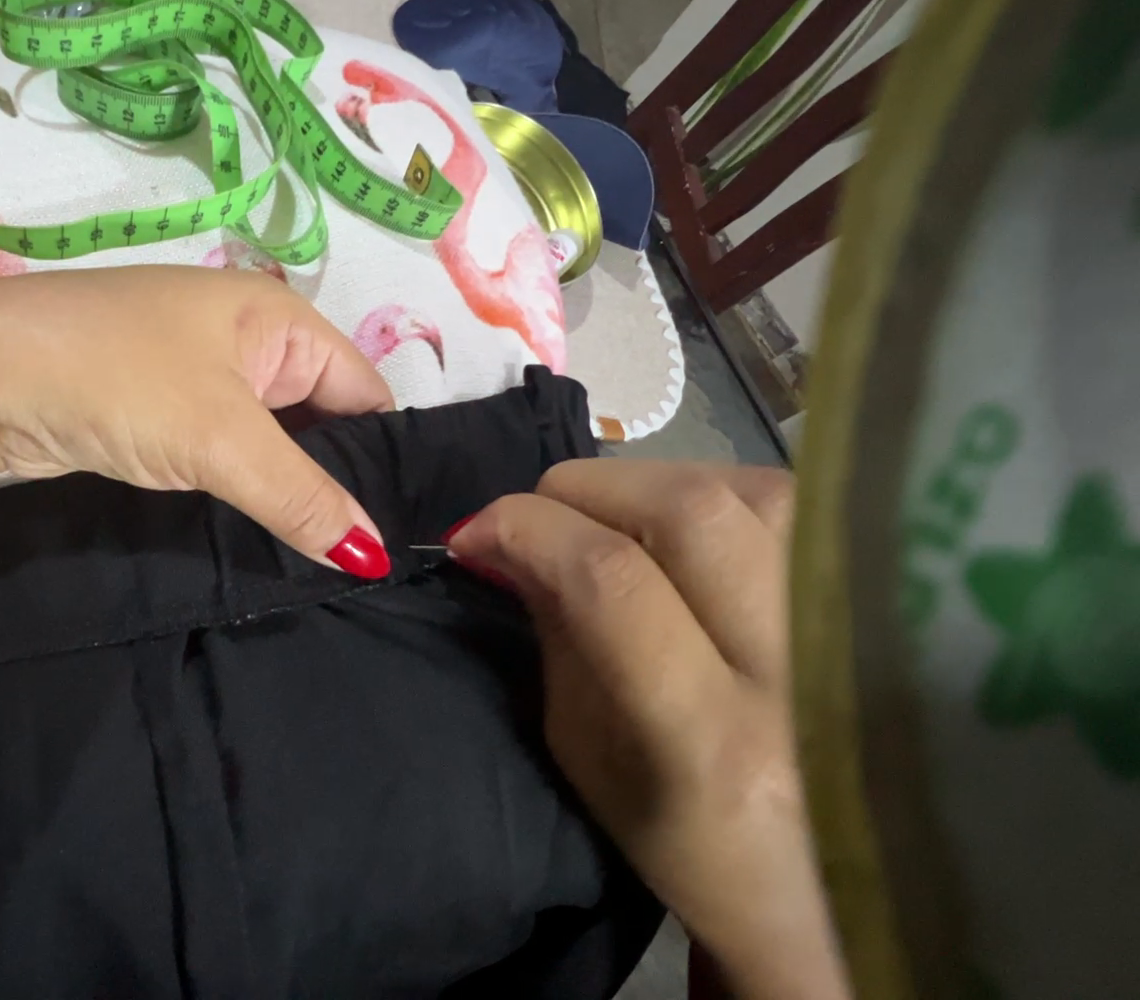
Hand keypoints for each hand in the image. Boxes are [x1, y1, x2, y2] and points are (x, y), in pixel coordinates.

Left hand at [0, 265, 396, 576]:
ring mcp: (197, 378)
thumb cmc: (118, 380)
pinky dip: (240, 491)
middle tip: (364, 561)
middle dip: (335, 483)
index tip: (401, 534)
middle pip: (319, 419)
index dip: (383, 460)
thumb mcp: (221, 438)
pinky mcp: (158, 415)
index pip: (364, 391)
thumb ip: (302, 496)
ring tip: (323, 562)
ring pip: (268, 443)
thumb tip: (376, 555)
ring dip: (286, 493)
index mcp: (277, 317)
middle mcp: (245, 340)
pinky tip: (261, 538)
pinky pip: (223, 455)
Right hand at [445, 459, 848, 999]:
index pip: (611, 580)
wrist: (849, 899)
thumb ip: (557, 633)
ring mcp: (874, 635)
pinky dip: (717, 495)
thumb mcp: (588, 753)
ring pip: (750, 488)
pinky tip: (689, 532)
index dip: (525, 529)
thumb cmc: (689, 843)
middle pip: (689, 509)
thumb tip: (510, 539)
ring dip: (649, 485)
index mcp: (711, 738)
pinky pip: (801, 503)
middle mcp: (805, 673)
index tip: (472, 535)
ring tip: (610, 521)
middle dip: (580, 489)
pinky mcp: (912, 607)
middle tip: (538, 518)